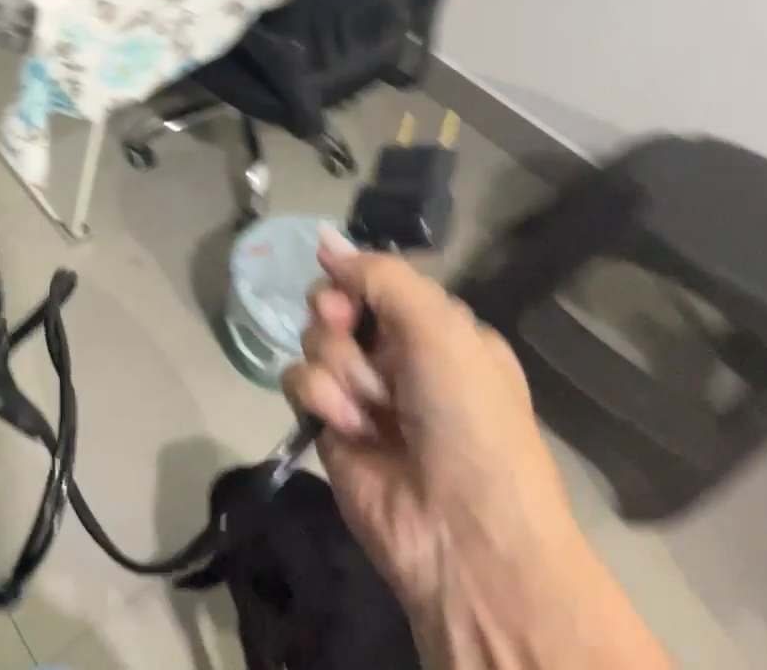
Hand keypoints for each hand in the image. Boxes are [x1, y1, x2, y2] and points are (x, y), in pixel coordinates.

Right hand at [282, 231, 571, 608]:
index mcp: (438, 331)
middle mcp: (399, 357)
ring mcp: (361, 392)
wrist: (461, 529)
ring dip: (338, 368)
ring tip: (370, 406)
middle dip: (339, 319)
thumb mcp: (441, 332)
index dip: (355, 280)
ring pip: (314, 341)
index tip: (350, 290)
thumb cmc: (469, 420)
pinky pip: (298, 382)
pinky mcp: (329, 424)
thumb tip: (325, 237)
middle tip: (351, 333)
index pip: (376, 281)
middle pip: (336, 305)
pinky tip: (350, 427)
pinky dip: (320, 399)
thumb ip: (380, 277)